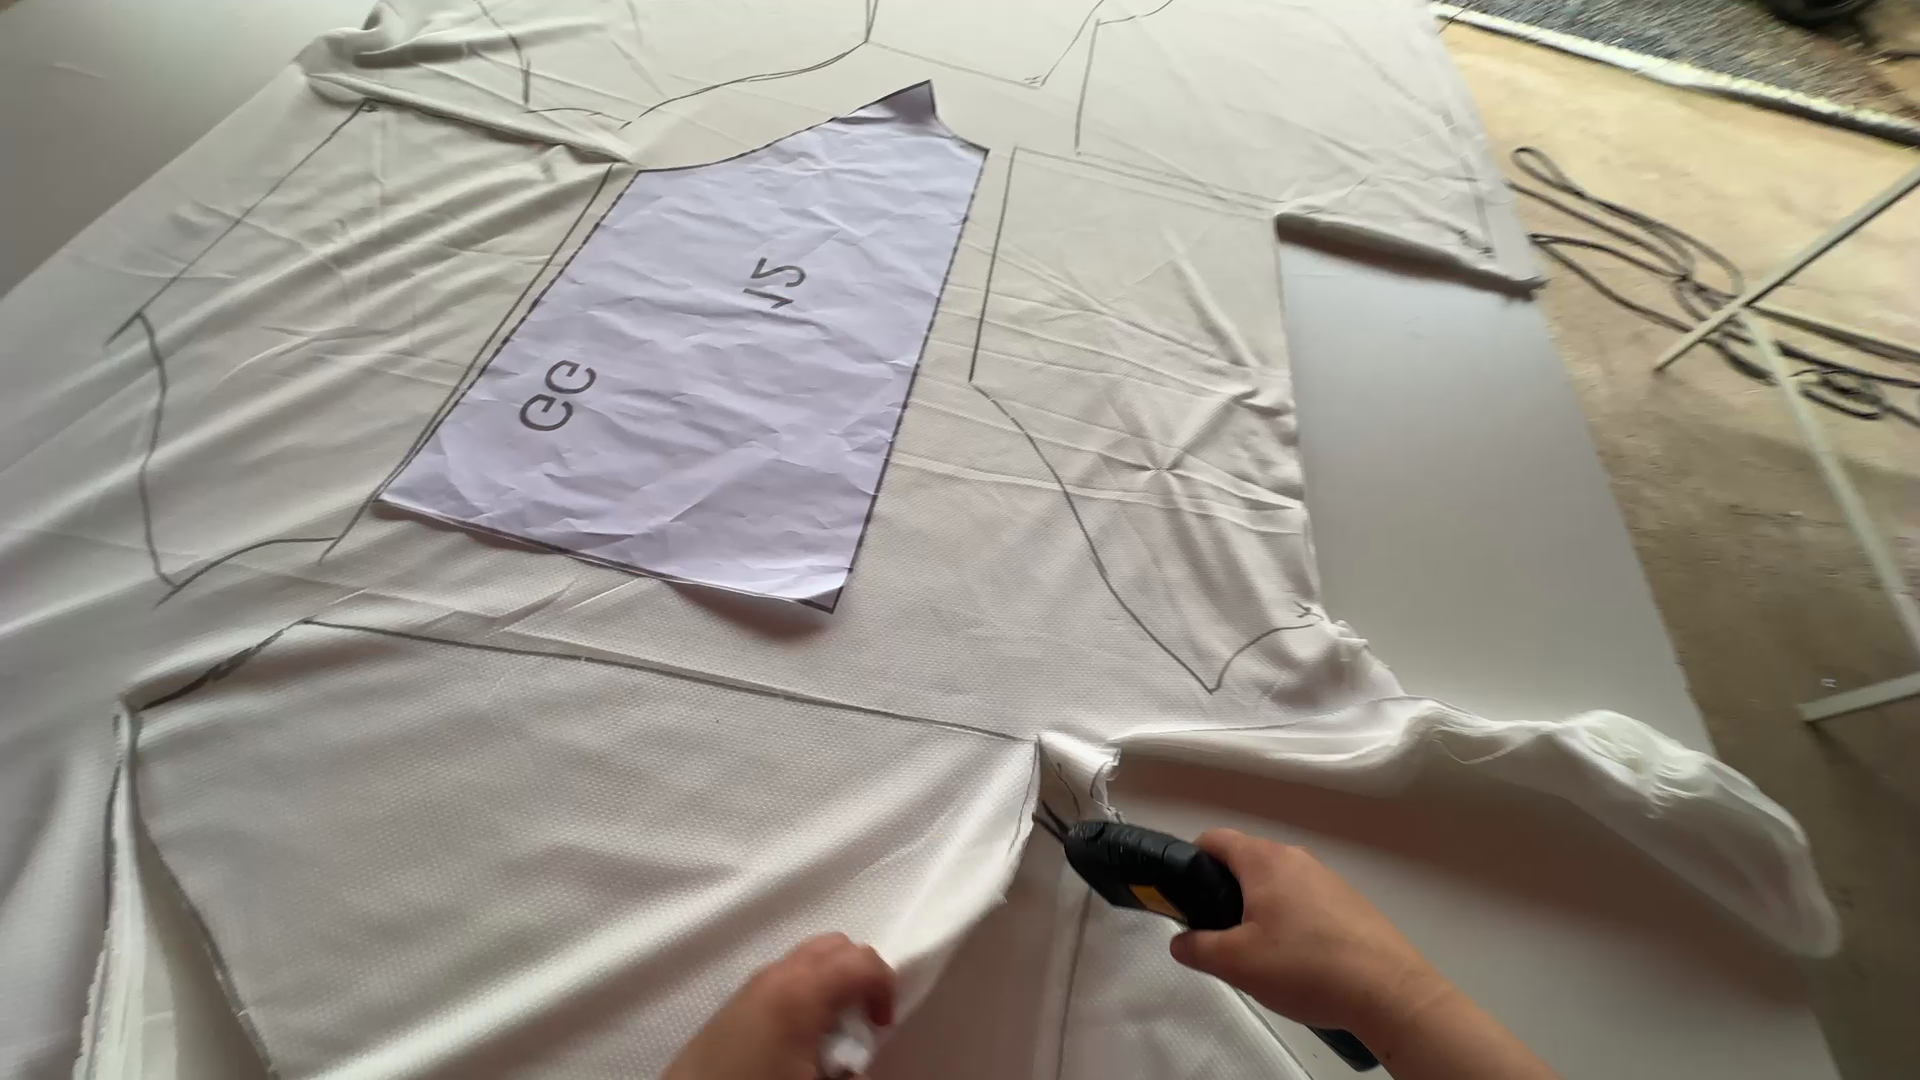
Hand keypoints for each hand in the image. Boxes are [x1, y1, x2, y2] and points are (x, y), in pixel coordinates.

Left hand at [664, 933, 894, 1079]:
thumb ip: (850, 1075)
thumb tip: (855, 1066)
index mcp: (803, 991)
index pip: (863, 961)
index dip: (885, 986)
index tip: (882, 1027)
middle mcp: (779, 974)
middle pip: (836, 945)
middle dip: (859, 976)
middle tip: (861, 1023)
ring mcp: (754, 984)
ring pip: (809, 957)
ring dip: (832, 982)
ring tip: (830, 1033)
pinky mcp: (735, 1002)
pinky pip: (785, 975)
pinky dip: (806, 990)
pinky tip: (798, 1038)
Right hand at [1169, 829, 1447, 1035]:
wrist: (1392, 995)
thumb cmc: (1305, 967)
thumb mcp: (1238, 964)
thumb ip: (1198, 948)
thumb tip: (1179, 942)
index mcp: (1262, 859)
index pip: (1213, 838)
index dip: (1191, 860)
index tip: (1187, 894)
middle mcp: (1293, 856)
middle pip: (1246, 859)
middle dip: (1227, 889)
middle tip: (1223, 931)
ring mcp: (1326, 876)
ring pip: (1277, 879)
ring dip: (1262, 904)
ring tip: (1264, 949)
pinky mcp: (1350, 900)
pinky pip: (1306, 897)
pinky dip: (1294, 916)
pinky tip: (1303, 956)